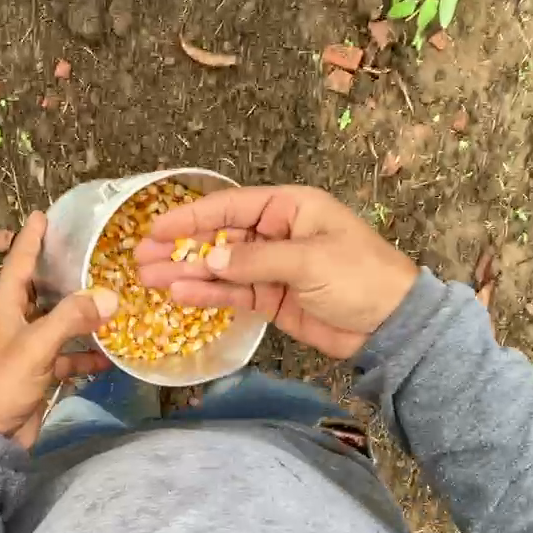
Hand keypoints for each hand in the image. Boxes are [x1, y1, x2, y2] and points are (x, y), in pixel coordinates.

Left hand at [0, 212, 119, 446]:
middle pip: (42, 290)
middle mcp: (14, 321)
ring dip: (83, 317)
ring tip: (113, 302)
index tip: (44, 215)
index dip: (32, 238)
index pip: (19, 262)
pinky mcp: (39, 372)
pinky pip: (66, 355)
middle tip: (92, 254)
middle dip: (66, 274)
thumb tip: (109, 295)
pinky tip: (110, 355)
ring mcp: (27, 348)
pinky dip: (85, 354)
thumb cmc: (4, 382)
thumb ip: (72, 318)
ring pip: (59, 323)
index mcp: (4, 306)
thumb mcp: (38, 345)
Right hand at [133, 185, 418, 358]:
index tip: (157, 228)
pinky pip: (233, 294)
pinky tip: (180, 296)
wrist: (390, 326)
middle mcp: (276, 234)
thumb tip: (210, 259)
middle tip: (141, 258)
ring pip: (220, 269)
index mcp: (290, 208)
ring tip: (149, 279)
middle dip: (181, 248)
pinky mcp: (271, 299)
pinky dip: (208, 296)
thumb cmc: (361, 277)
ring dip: (186, 274)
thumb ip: (256, 260)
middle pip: (219, 237)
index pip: (231, 207)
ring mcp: (271, 269)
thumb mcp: (309, 261)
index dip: (191, 217)